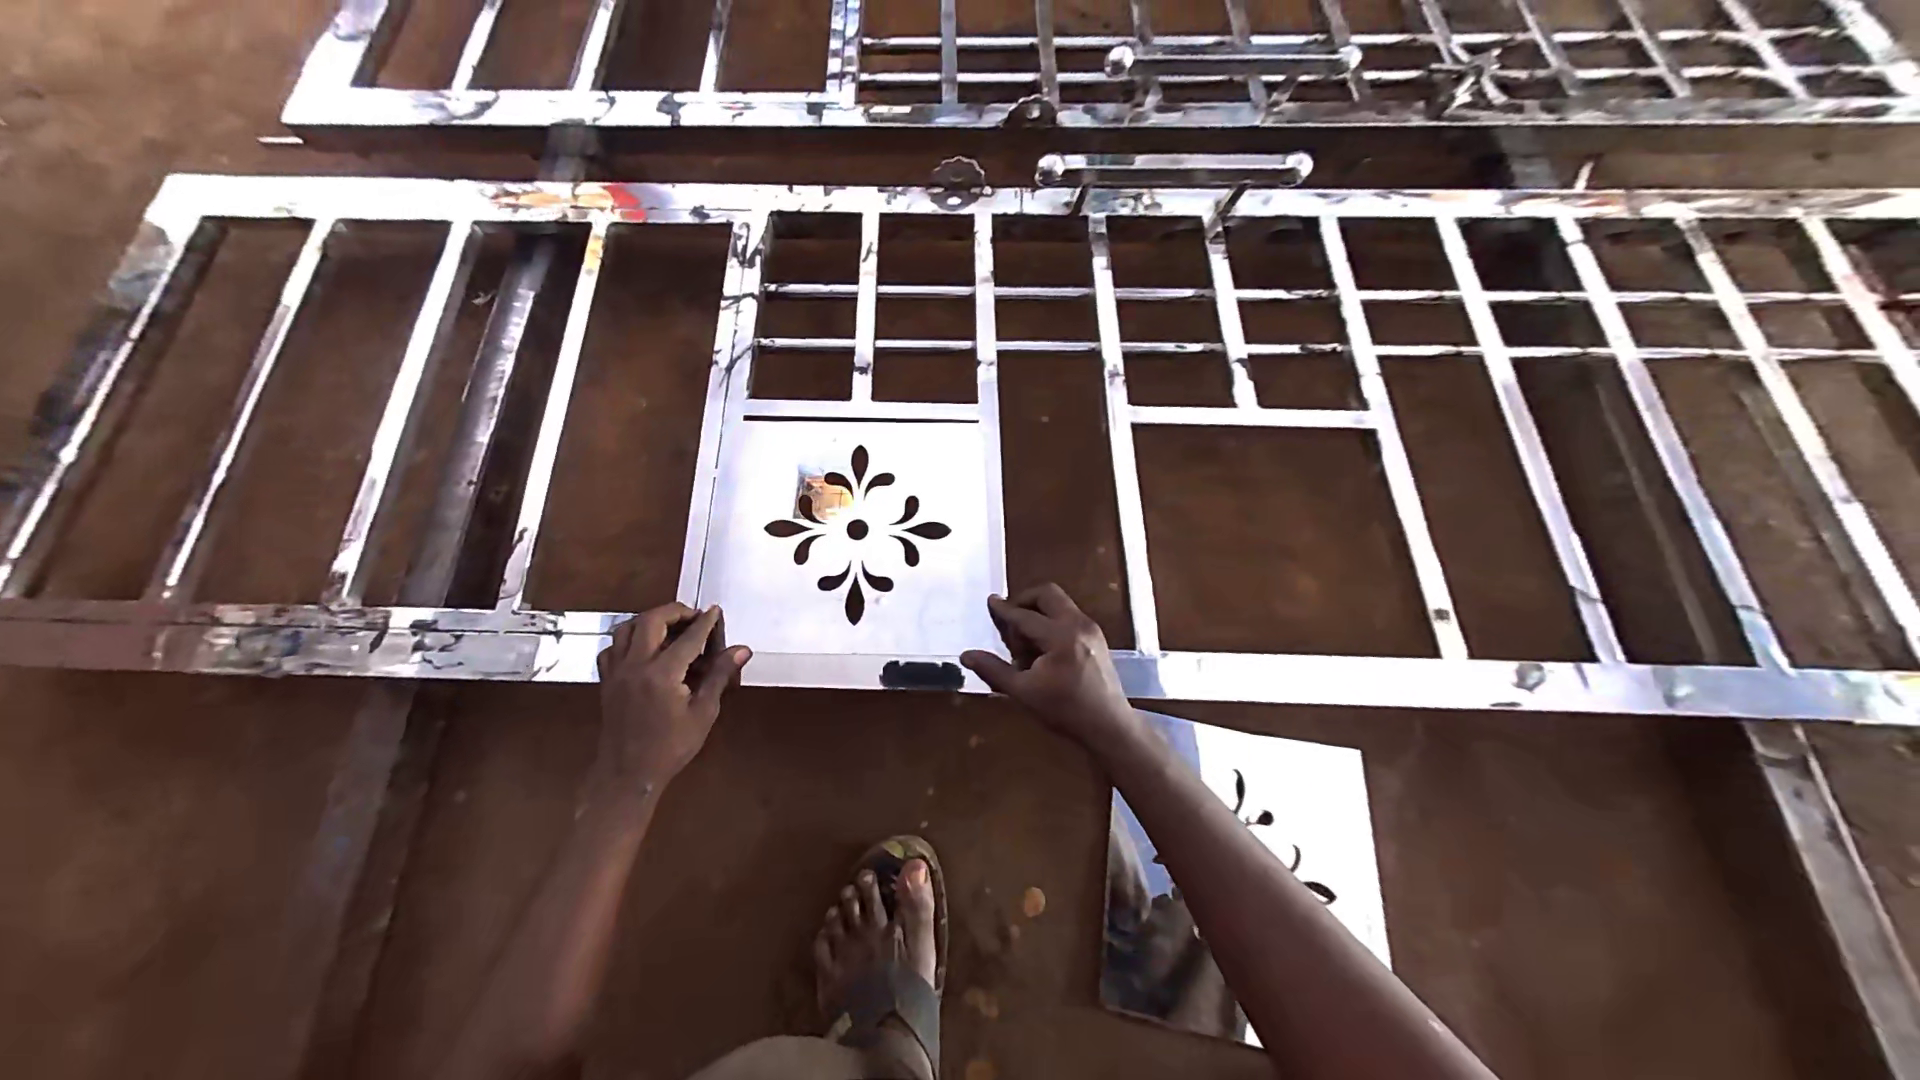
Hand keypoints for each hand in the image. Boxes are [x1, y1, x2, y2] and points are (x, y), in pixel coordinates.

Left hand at [595, 603, 750, 788]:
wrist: (628, 774)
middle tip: (693, 616)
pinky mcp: (607, 680)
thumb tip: (741, 650)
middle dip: (674, 611)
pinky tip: (644, 648)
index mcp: (662, 674)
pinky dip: (628, 639)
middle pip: (651, 620)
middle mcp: (635, 665)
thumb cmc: (671, 747)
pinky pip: (612, 648)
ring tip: (670, 626)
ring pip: (627, 629)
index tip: (715, 611)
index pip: (688, 637)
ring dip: (650, 621)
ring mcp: (616, 672)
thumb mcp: (703, 712)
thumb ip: (719, 675)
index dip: (705, 622)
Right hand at [960, 585, 1144, 747]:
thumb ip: (994, 670)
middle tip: (1010, 620)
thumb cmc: (1065, 711)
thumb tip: (966, 655)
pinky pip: (1069, 616)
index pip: (1024, 616)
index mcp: (1060, 636)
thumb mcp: (1024, 692)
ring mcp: (1091, 629)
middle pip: (1047, 594)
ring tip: (1025, 643)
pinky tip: (1043, 650)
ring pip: (1060, 604)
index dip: (1004, 610)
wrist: (1109, 726)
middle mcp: (1078, 624)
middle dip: (1024, 601)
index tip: (990, 601)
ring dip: (1038, 612)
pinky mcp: (1097, 637)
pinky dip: (1052, 621)